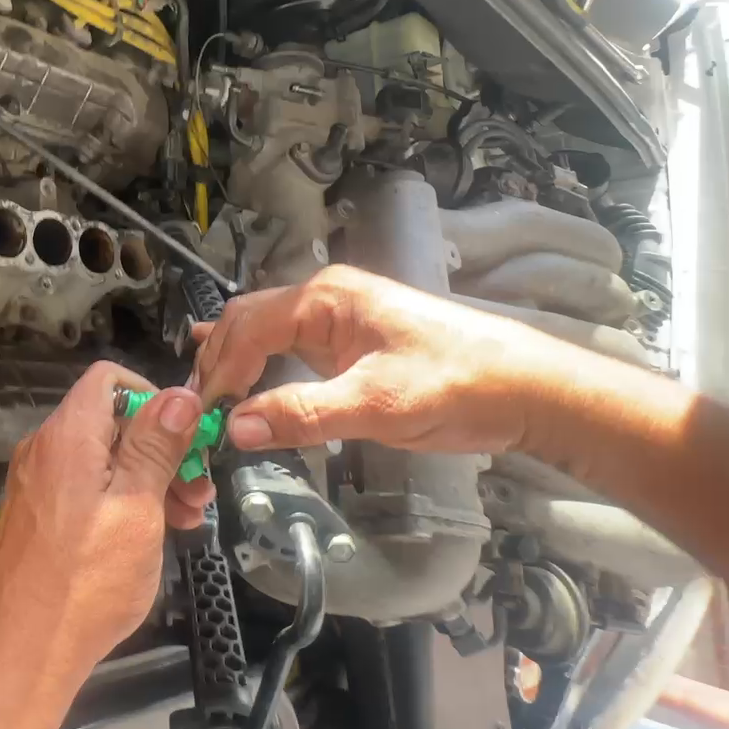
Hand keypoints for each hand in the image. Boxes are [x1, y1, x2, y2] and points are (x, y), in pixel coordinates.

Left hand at [0, 361, 213, 672]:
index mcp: (67, 434)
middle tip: (199, 491)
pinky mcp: (39, 510)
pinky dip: (121, 496)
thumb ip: (156, 446)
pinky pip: (85, 484)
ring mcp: (38, 480)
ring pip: (102, 456)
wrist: (24, 645)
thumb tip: (179, 394)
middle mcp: (45, 447)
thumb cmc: (87, 577)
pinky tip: (152, 530)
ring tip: (187, 519)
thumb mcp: (136, 507)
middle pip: (110, 420)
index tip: (187, 435)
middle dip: (161, 446)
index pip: (108, 379)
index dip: (153, 395)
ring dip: (148, 476)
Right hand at [193, 265, 591, 454]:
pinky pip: (282, 344)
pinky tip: (224, 361)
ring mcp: (331, 318)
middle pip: (246, 322)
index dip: (220, 369)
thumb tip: (234, 430)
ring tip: (203, 393)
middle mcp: (320, 299)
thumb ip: (303, 414)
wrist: (529, 388)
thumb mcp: (378, 405)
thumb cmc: (456, 386)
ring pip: (260, 332)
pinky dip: (251, 355)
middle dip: (218, 362)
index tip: (203, 413)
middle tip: (199, 409)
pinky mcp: (342, 341)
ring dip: (230, 361)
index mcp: (323, 298)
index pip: (249, 326)